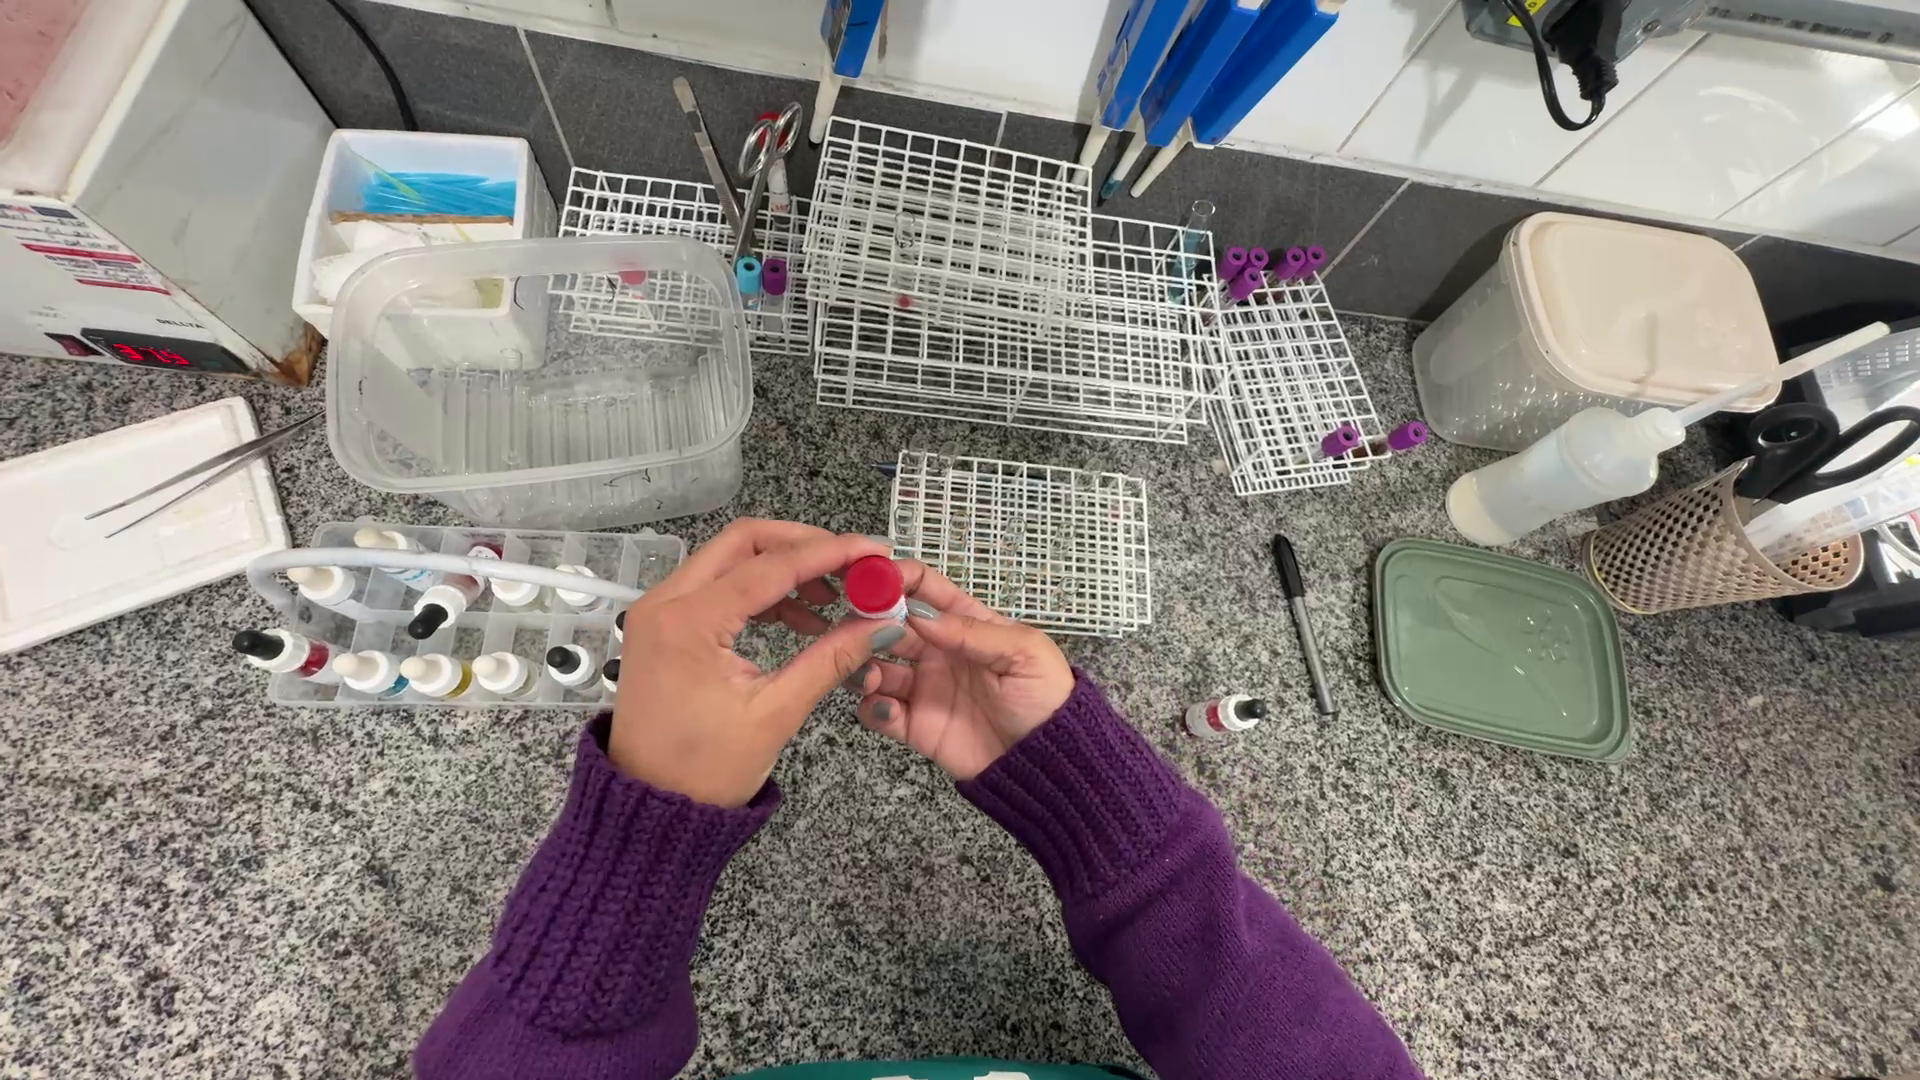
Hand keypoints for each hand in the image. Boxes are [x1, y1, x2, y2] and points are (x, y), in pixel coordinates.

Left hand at [609, 519, 902, 806]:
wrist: (648, 808)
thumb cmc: (704, 771)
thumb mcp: (777, 712)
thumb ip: (832, 658)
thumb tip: (881, 623)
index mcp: (690, 621)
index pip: (772, 565)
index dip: (830, 553)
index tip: (873, 552)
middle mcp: (667, 602)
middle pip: (745, 541)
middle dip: (804, 545)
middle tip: (851, 564)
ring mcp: (662, 610)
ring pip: (732, 558)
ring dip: (785, 567)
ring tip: (833, 597)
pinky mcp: (667, 624)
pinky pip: (721, 586)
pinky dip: (763, 590)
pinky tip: (801, 617)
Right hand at [844, 561, 1073, 780]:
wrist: (1048, 761)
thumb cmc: (1045, 696)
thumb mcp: (1023, 651)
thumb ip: (972, 631)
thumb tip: (921, 614)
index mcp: (965, 623)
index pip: (923, 588)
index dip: (895, 578)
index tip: (872, 580)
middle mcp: (938, 650)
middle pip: (889, 624)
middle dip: (868, 622)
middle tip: (857, 629)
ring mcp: (924, 687)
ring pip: (875, 665)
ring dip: (863, 665)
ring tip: (873, 676)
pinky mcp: (916, 725)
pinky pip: (878, 711)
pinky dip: (872, 707)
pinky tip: (888, 708)